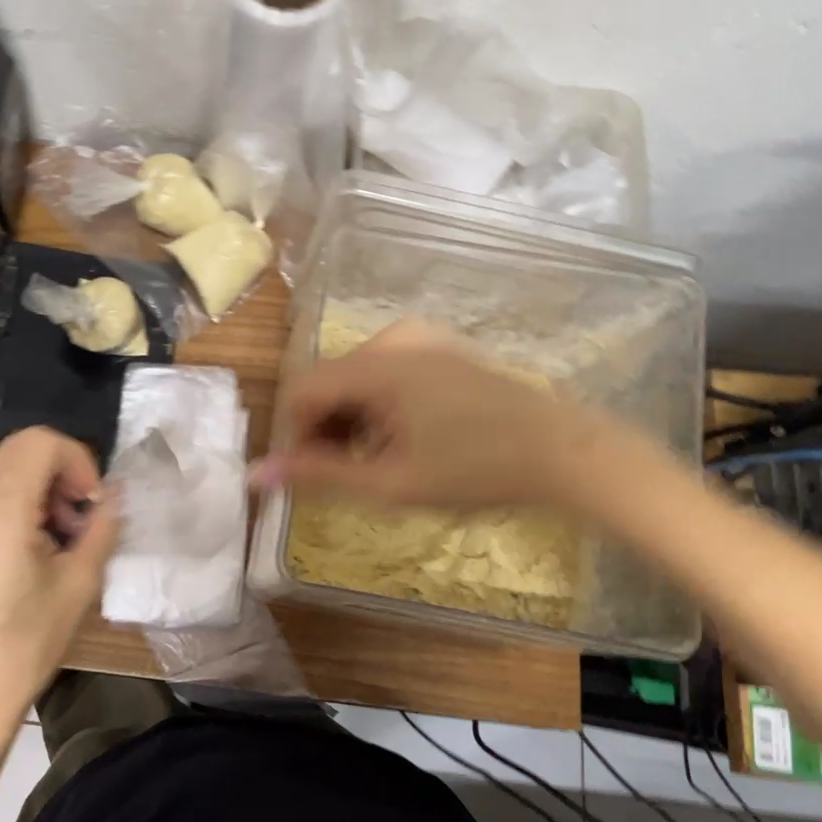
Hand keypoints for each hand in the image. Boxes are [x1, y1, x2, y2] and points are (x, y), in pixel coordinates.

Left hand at [0, 427, 119, 733]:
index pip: (41, 442)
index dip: (77, 461)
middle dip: (57, 474)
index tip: (90, 502)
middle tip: (76, 521)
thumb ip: (102, 526)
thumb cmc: (27, 646)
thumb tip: (116, 493)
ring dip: (34, 490)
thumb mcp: (80, 585)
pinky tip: (22, 552)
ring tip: (52, 541)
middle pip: (18, 451)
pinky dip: (8, 506)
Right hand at [252, 319, 631, 513]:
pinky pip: (384, 374)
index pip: (300, 392)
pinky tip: (405, 440)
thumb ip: (318, 475)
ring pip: (354, 380)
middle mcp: (392, 339)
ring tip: (380, 463)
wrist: (565, 451)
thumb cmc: (475, 469)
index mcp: (376, 364)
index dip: (296, 437)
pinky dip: (378, 408)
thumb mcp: (390, 482)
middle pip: (326, 383)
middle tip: (348, 476)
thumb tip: (255, 475)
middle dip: (325, 430)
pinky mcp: (440, 349)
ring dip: (351, 422)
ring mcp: (420, 340)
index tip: (313, 477)